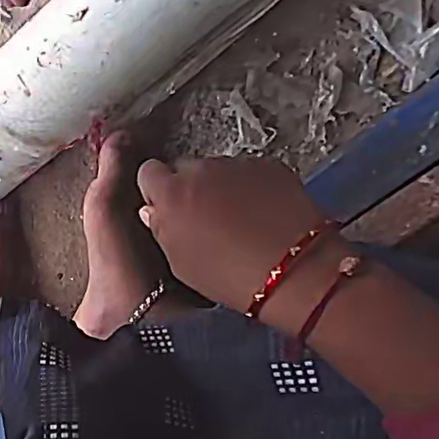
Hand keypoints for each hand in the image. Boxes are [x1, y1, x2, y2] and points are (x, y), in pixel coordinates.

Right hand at [136, 157, 329, 311]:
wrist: (290, 269)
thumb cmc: (227, 274)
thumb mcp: (179, 263)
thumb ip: (161, 229)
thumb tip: (154, 211)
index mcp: (171, 194)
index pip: (149, 173)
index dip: (156, 190)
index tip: (164, 207)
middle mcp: (201, 170)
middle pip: (184, 168)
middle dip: (188, 188)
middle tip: (201, 219)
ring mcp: (237, 165)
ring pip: (217, 169)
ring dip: (220, 187)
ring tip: (236, 220)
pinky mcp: (269, 166)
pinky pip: (249, 171)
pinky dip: (250, 186)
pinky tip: (259, 214)